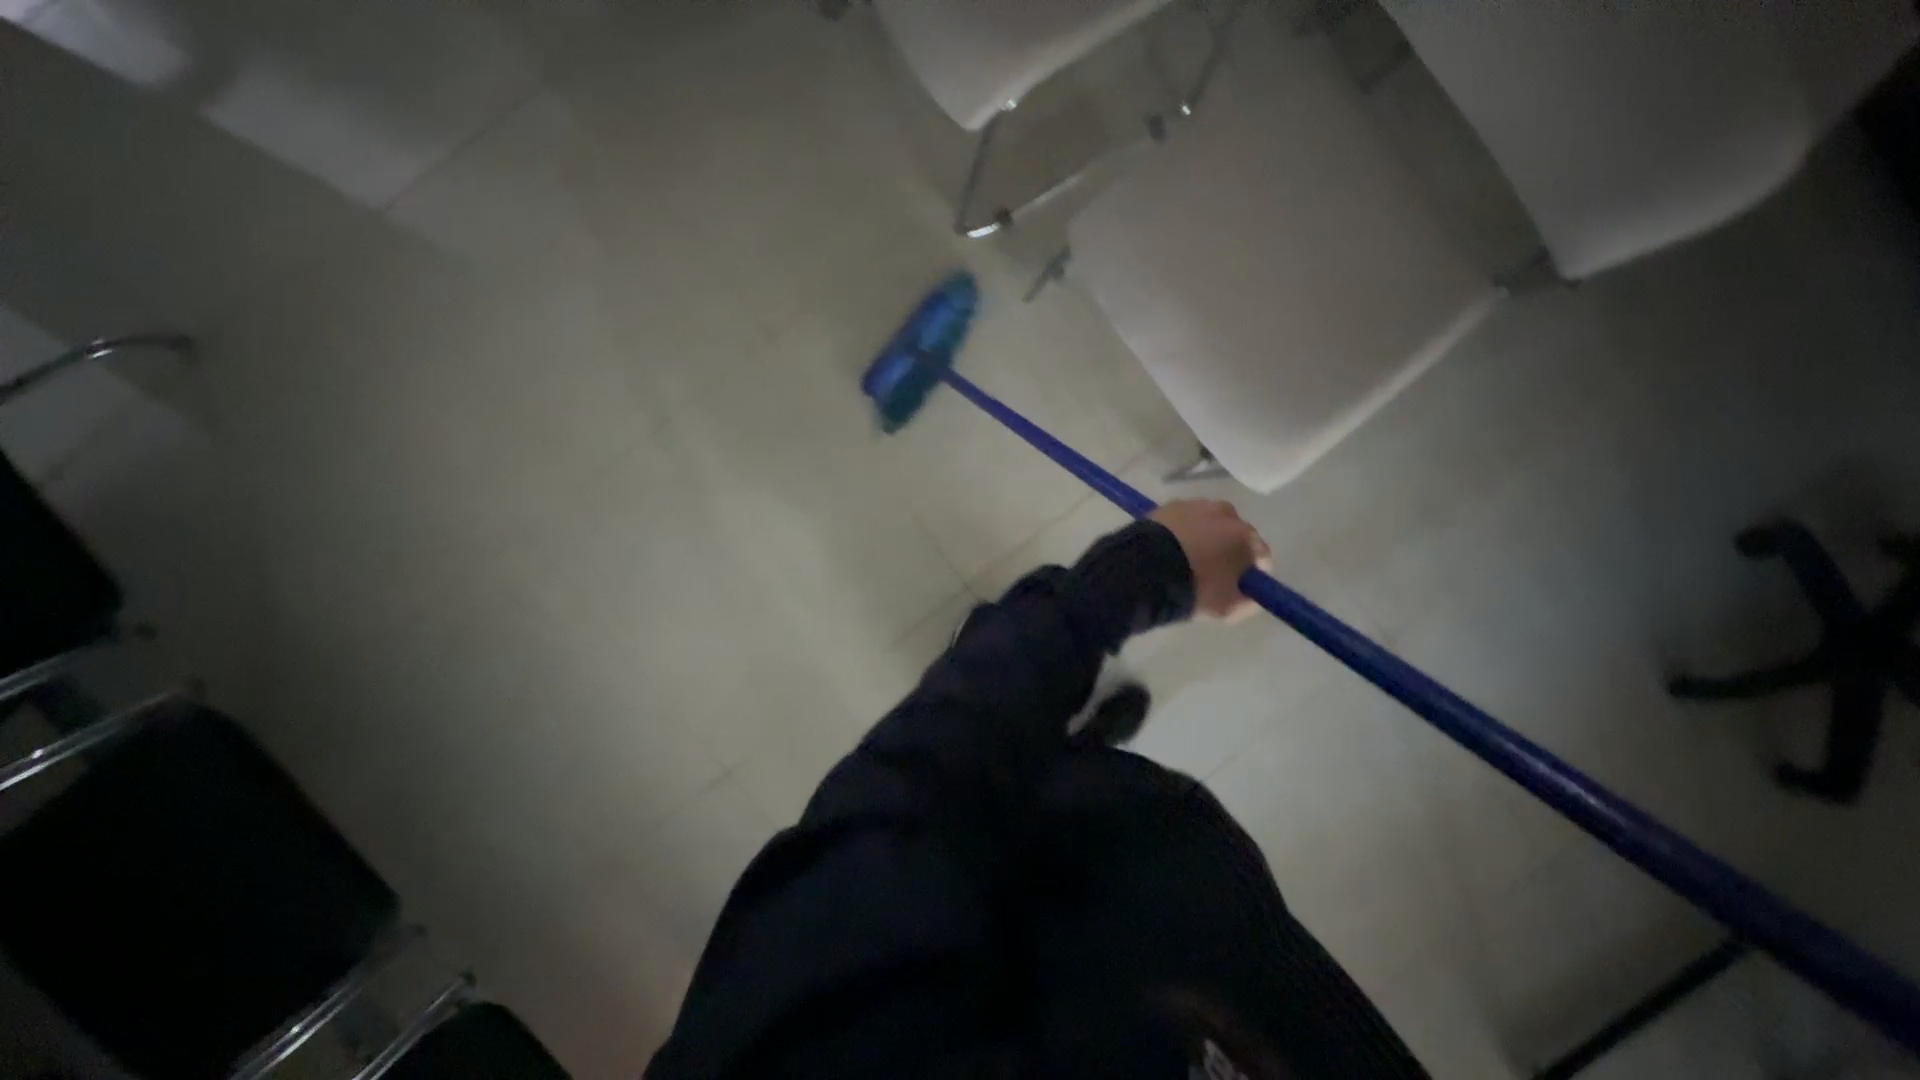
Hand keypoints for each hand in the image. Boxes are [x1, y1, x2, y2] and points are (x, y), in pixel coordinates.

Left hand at [1150, 499, 1270, 621]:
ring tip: (1188, 558)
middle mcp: (1225, 513)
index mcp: (1245, 536)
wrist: (1147, 570)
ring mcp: (1195, 506)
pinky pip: (1184, 520)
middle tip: (1213, 570)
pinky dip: (1182, 531)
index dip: (1254, 571)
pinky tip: (1171, 548)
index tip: (1244, 584)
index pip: (1260, 554)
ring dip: (1205, 537)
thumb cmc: (1195, 589)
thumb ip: (1249, 600)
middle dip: (1229, 549)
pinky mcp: (1169, 506)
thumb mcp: (1229, 608)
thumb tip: (1251, 593)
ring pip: (1209, 523)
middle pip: (1235, 533)